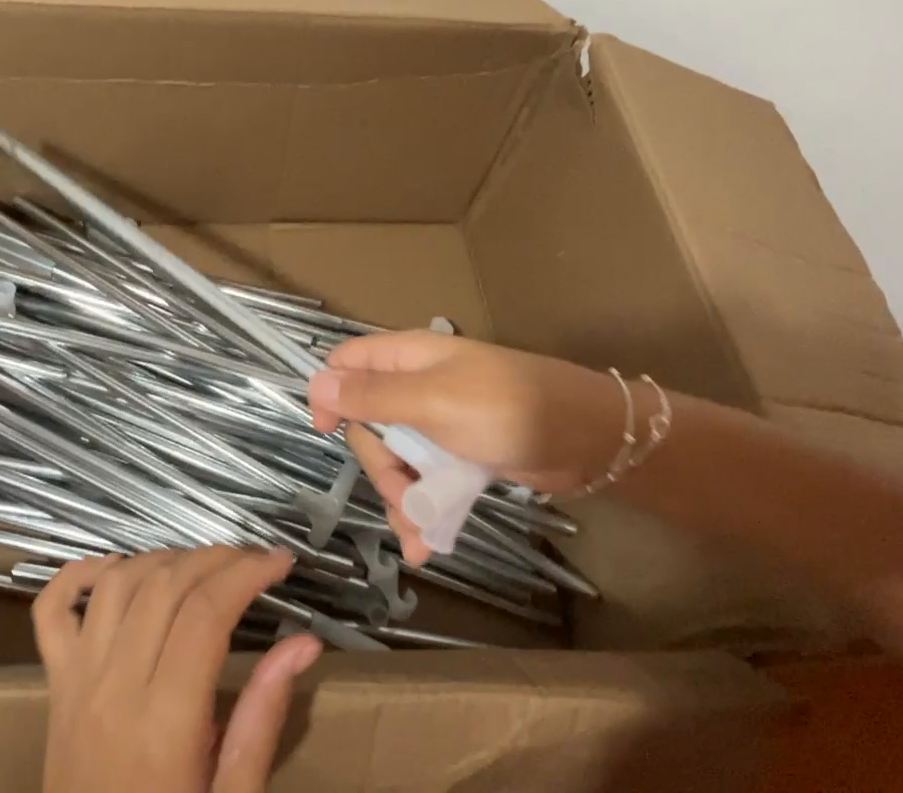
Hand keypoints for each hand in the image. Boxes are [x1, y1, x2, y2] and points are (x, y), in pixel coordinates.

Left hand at [34, 547, 322, 792]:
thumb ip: (262, 720)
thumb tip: (304, 644)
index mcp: (165, 722)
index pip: (205, 615)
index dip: (247, 574)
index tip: (281, 562)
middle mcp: (114, 687)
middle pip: (164, 587)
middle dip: (217, 559)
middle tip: (255, 561)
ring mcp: (76, 681)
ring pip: (117, 585)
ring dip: (164, 559)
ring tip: (203, 567)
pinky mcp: (54, 685)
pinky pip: (52, 610)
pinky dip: (80, 573)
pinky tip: (116, 567)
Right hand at [307, 330, 628, 564]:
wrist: (585, 439)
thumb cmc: (505, 409)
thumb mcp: (431, 402)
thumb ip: (373, 397)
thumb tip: (316, 383)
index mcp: (409, 360)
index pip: (349, 364)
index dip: (330, 393)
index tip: (326, 431)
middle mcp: (419, 387)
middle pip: (370, 424)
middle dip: (381, 466)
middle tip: (403, 492)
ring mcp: (442, 424)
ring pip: (397, 459)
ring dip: (402, 498)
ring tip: (420, 534)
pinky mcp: (463, 455)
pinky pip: (427, 480)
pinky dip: (424, 509)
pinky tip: (425, 544)